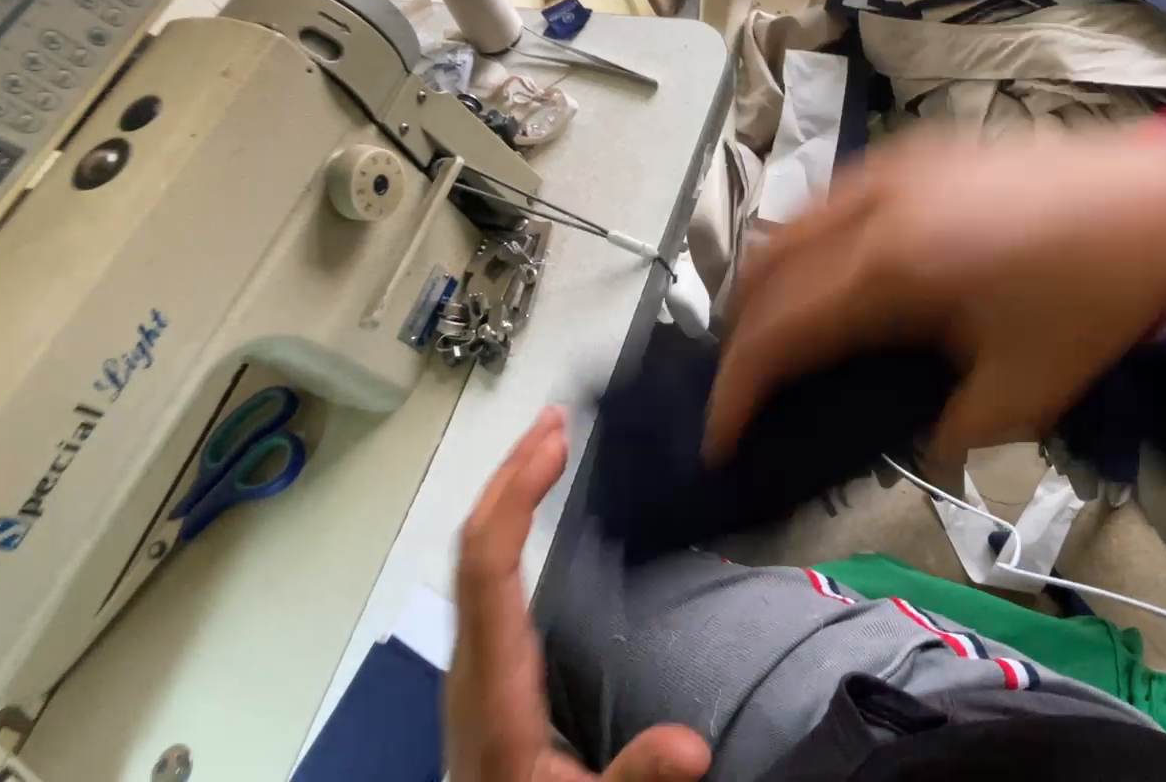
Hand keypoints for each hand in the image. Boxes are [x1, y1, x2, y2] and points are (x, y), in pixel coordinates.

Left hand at [449, 408, 711, 781]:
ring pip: (474, 547)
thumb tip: (692, 745)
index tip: (552, 446)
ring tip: (546, 443)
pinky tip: (532, 500)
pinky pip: (485, 562)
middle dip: (512, 471)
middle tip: (553, 420)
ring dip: (508, 486)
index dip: (516, 496)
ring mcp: (473, 648)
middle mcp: (474, 653)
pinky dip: (508, 515)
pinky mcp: (483, 648)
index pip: (489, 567)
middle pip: (474, 541)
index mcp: (496, 681)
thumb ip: (634, 779)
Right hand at [707, 124, 1165, 464]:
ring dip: (771, 285)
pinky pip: (832, 199)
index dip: (738, 387)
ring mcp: (891, 168)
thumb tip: (913, 438)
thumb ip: (946, 428)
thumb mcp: (1022, 393)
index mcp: (891, 268)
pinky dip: (811, 244)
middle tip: (754, 383)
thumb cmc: (1097, 297)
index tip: (720, 432)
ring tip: (786, 331)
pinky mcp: (915, 152)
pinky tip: (839, 272)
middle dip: (744, 334)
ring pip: (789, 225)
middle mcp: (872, 207)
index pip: (779, 330)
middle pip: (763, 270)